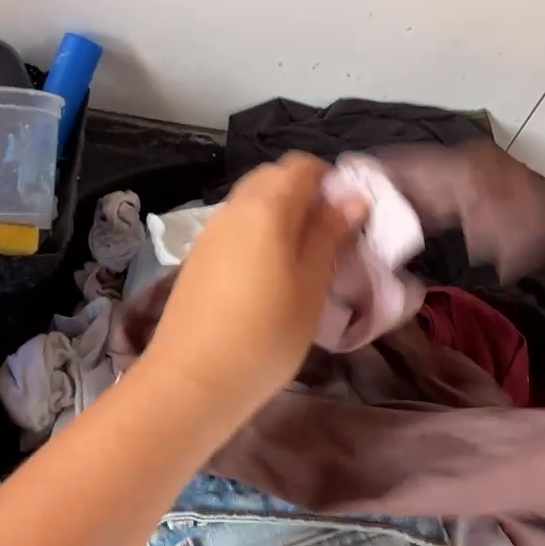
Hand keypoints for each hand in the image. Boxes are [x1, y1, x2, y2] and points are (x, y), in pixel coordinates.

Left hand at [137, 153, 363, 417]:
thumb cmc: (266, 334)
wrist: (192, 380)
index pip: (301, 165)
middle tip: (328, 238)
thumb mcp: (312, 284)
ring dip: (280, 217)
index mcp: (266, 207)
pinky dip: (257, 236)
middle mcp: (233, 208)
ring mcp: (210, 233)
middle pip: (273, 179)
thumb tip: (351, 197)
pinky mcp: (197, 259)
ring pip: (251, 204)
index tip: (348, 217)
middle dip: (304, 196)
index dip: (330, 181)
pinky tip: (267, 278)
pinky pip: (234, 229)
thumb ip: (330, 234)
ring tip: (301, 262)